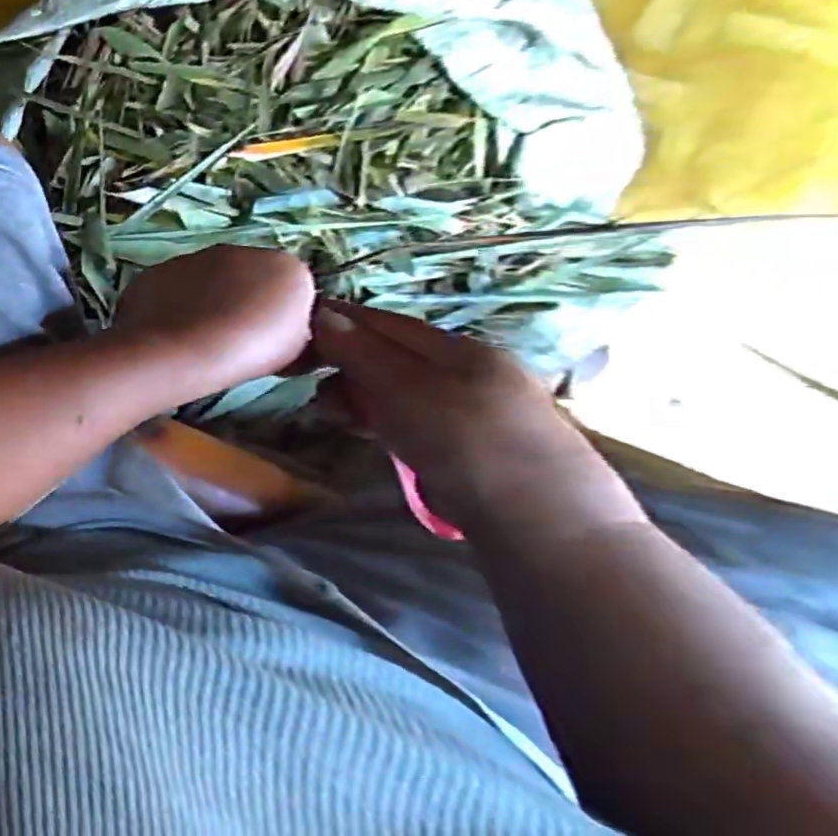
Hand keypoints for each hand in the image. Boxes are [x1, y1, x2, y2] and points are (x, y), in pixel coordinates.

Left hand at [110, 246, 315, 400]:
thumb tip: (286, 330)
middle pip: (245, 277)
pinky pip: (170, 289)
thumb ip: (296, 329)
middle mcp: (238, 250)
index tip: (269, 341)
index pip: (290, 287)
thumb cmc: (252, 349)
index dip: (280, 316)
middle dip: (241, 302)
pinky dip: (171, 305)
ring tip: (196, 337)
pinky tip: (168, 330)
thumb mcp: (299, 349)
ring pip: (204, 281)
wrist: (185, 348)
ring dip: (204, 301)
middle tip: (232, 338)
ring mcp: (192, 257)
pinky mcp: (157, 270)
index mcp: (285, 264)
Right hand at [310, 301, 636, 531]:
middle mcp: (468, 371)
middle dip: (345, 365)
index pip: (384, 322)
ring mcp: (471, 410)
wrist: (543, 524)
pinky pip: (410, 418)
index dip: (338, 320)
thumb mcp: (406, 388)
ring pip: (396, 389)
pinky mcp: (468, 446)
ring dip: (359, 396)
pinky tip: (369, 435)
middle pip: (389, 355)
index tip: (294, 330)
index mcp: (458, 348)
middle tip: (313, 387)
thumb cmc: (467, 442)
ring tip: (339, 419)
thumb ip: (363, 352)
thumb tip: (323, 314)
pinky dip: (382, 420)